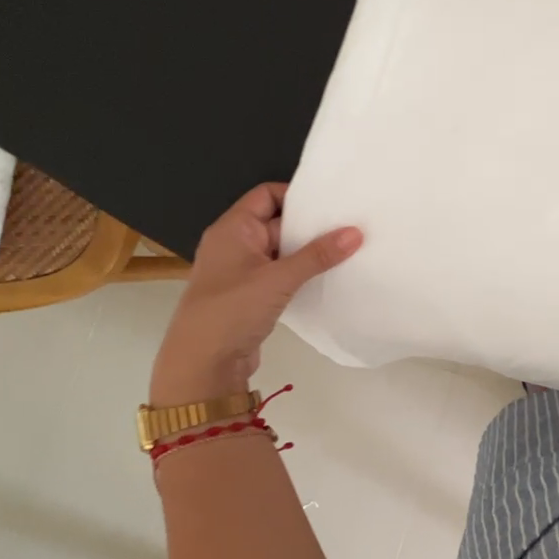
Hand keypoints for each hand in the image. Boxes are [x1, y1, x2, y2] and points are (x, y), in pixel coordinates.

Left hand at [149, 183, 361, 406]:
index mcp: (233, 229)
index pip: (267, 195)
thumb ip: (318, 255)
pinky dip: (303, 272)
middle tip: (351, 222)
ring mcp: (243, 270)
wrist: (202, 364)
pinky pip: (282, 272)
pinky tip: (331, 275)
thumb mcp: (278, 279)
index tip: (333, 201)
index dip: (298, 194)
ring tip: (349, 247)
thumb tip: (356, 232)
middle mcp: (236, 244)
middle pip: (279, 221)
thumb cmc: (232, 310)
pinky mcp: (252, 294)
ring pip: (283, 249)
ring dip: (310, 250)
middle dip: (312, 224)